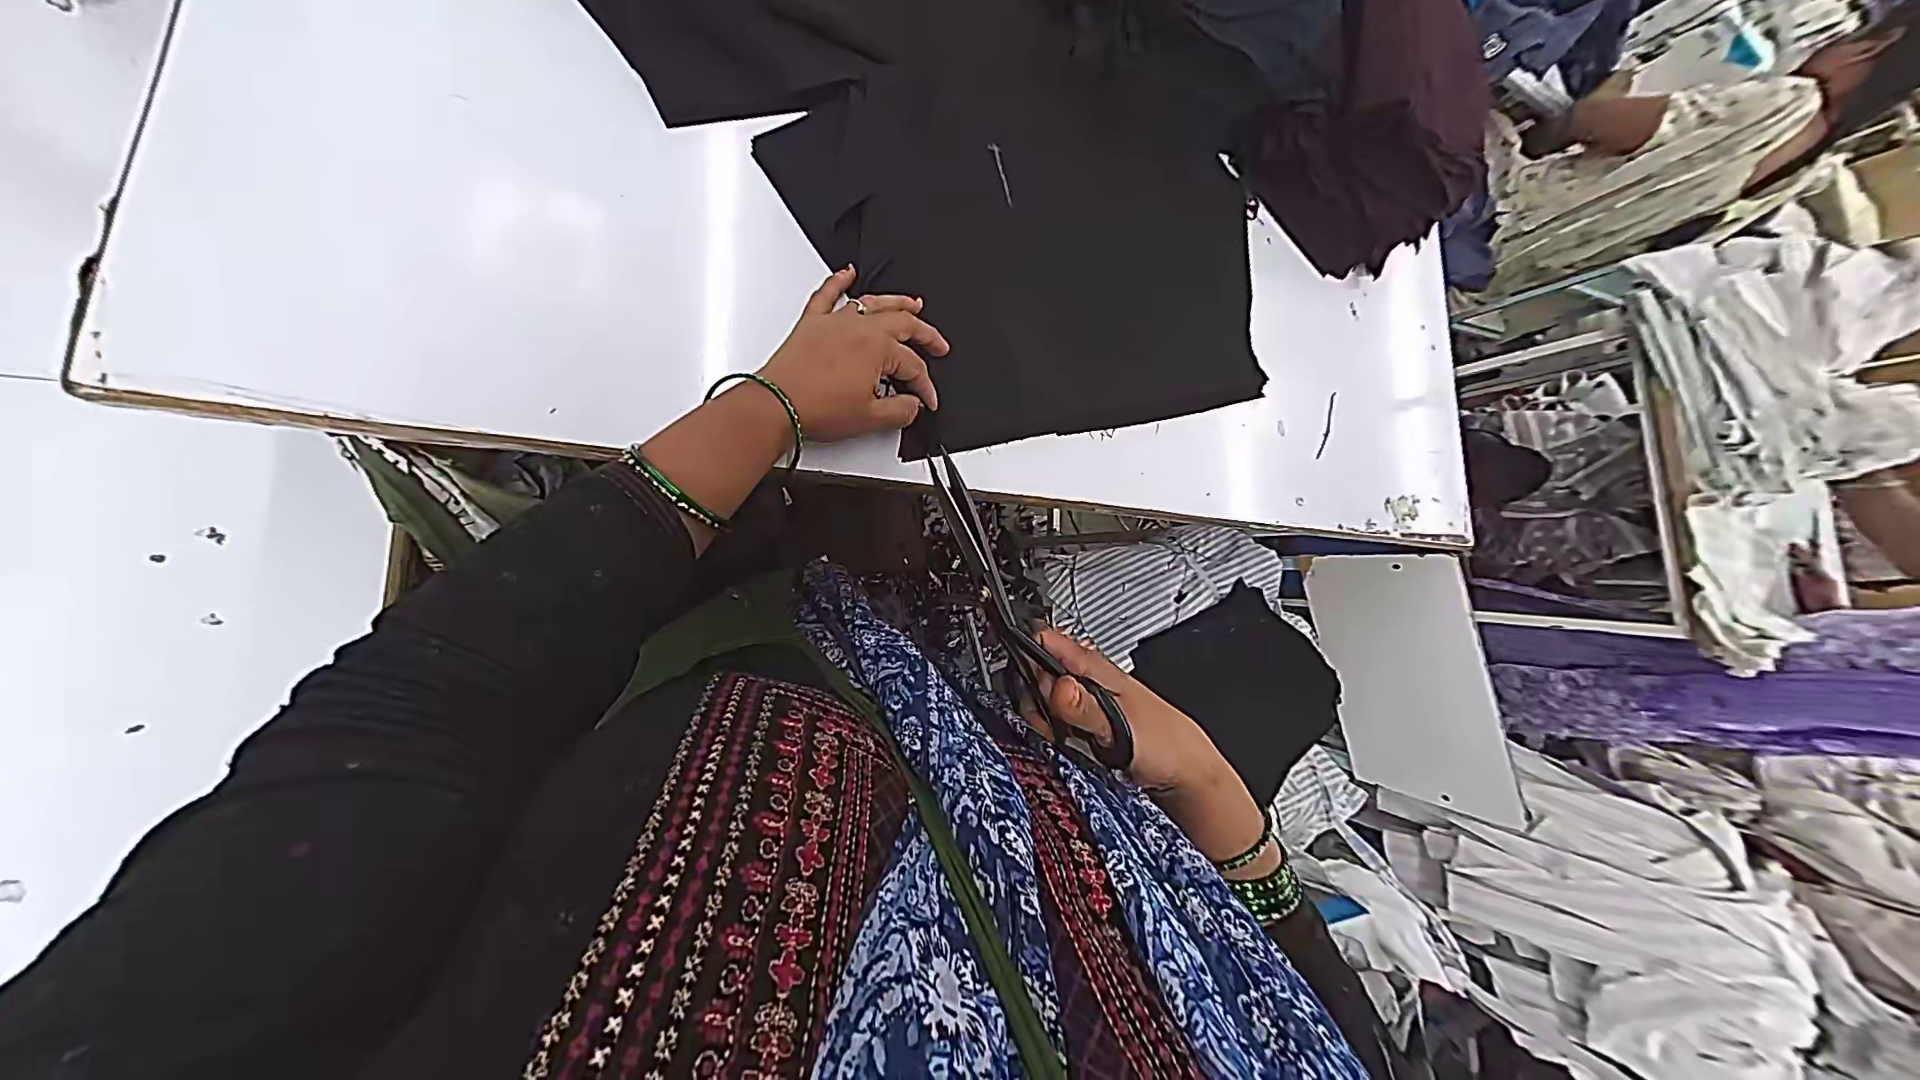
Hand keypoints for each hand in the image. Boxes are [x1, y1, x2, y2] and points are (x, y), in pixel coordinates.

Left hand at [757, 267, 950, 443]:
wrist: (777, 406)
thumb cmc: (816, 408)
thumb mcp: (870, 419)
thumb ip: (901, 410)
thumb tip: (913, 405)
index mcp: (877, 349)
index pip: (914, 365)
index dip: (925, 386)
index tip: (928, 399)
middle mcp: (858, 328)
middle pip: (902, 324)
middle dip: (926, 334)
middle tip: (938, 344)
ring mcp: (835, 322)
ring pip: (873, 302)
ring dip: (896, 301)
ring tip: (912, 303)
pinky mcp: (812, 323)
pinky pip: (828, 294)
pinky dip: (839, 280)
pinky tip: (848, 273)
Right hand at [1018, 630, 1271, 867]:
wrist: (1185, 772)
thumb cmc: (1164, 743)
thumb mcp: (1120, 726)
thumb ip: (1086, 708)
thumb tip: (1057, 688)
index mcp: (1093, 665)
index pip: (1043, 639)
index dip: (1026, 657)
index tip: (1026, 688)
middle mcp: (1085, 676)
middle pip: (1036, 672)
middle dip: (1033, 698)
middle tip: (1049, 723)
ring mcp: (1083, 697)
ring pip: (1042, 697)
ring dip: (1043, 718)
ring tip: (1063, 737)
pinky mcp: (1082, 719)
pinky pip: (1053, 718)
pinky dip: (1053, 731)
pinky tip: (1068, 743)